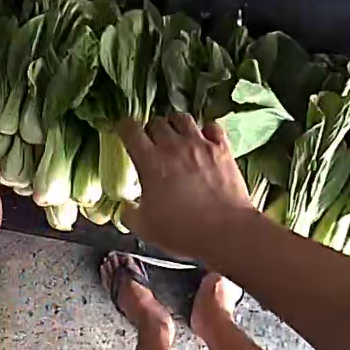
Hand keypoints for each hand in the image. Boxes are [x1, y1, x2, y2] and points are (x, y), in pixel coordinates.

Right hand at [119, 115, 259, 260]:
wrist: (225, 231)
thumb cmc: (182, 230)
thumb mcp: (145, 227)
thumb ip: (129, 214)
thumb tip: (126, 207)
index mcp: (150, 161)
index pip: (130, 129)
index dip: (124, 127)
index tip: (124, 132)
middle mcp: (174, 146)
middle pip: (157, 122)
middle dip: (150, 129)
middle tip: (152, 143)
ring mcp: (200, 145)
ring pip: (183, 118)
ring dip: (175, 125)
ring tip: (176, 136)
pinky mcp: (222, 149)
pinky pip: (212, 127)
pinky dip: (205, 130)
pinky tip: (204, 141)